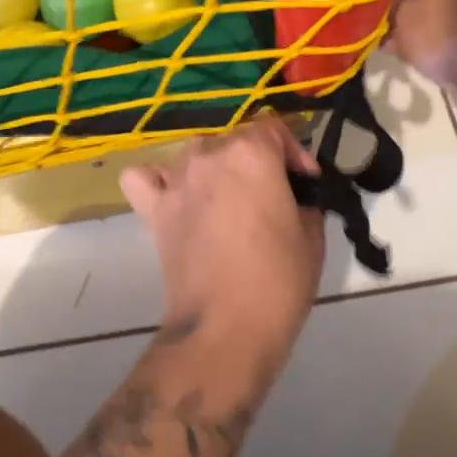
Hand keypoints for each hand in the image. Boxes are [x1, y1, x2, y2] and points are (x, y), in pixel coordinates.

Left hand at [120, 113, 324, 361]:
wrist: (225, 328)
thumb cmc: (278, 281)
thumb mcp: (311, 237)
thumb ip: (304, 203)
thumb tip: (295, 199)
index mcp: (252, 154)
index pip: (273, 128)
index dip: (293, 153)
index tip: (305, 183)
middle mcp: (210, 155)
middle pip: (235, 142)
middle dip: (257, 163)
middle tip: (273, 200)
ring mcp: (177, 180)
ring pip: (195, 154)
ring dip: (214, 169)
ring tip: (228, 203)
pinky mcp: (154, 209)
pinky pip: (144, 177)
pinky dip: (157, 181)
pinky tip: (175, 198)